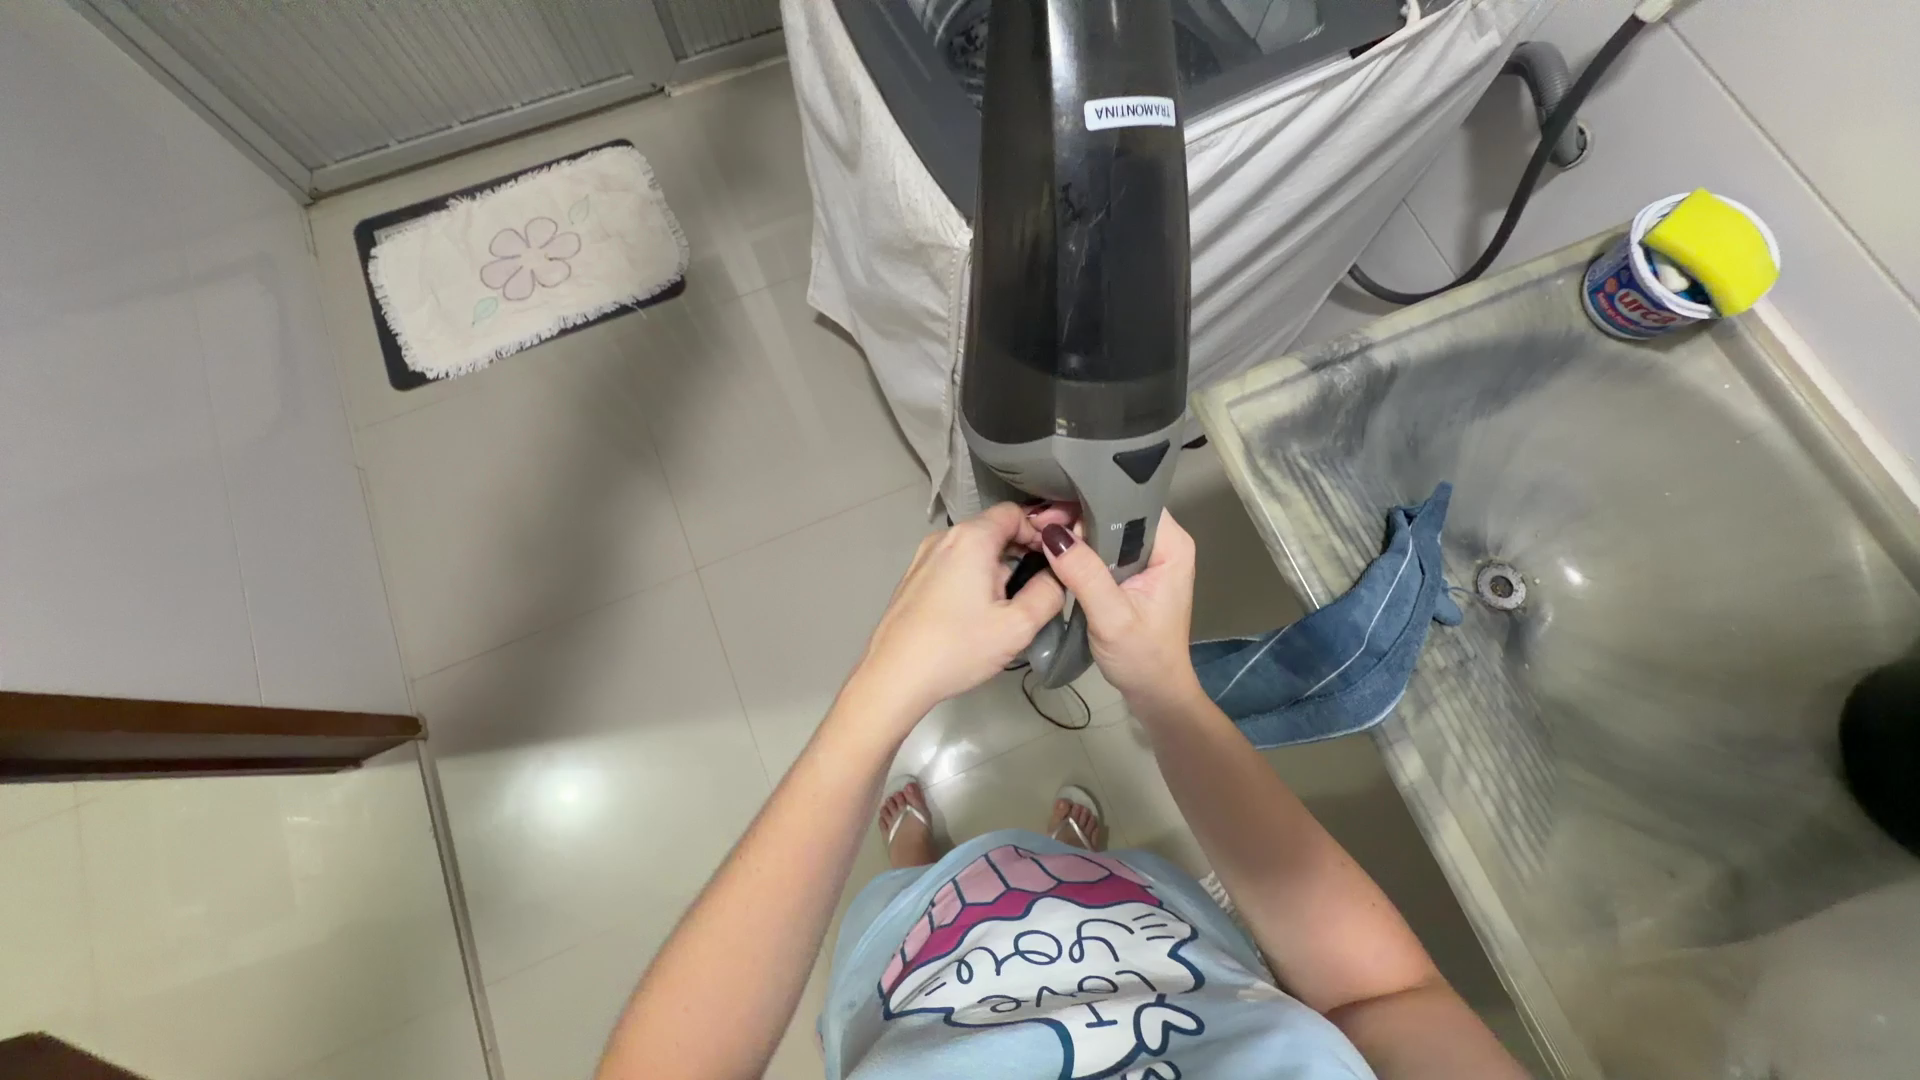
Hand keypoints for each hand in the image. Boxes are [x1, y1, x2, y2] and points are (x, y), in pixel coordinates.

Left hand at [850, 503, 1066, 721]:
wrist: (894, 678)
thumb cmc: (958, 648)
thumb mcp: (1018, 625)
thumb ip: (1049, 592)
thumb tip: (1058, 574)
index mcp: (970, 538)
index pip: (1015, 513)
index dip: (1039, 532)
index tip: (1053, 561)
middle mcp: (944, 538)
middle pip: (993, 530)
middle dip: (1020, 553)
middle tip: (1036, 589)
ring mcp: (923, 558)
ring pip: (972, 550)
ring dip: (996, 569)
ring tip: (1006, 609)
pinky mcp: (912, 579)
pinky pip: (953, 566)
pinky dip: (972, 579)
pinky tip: (975, 615)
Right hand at [1037, 510, 1206, 716]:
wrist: (1154, 691)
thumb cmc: (1143, 657)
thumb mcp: (1112, 617)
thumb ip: (1085, 574)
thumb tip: (1052, 534)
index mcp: (1172, 545)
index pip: (1131, 501)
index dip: (1090, 501)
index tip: (1052, 513)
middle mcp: (1163, 542)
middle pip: (1115, 510)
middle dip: (1075, 515)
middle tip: (1037, 525)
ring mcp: (1147, 555)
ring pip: (1105, 527)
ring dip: (1073, 531)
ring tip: (1039, 534)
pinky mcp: (1131, 569)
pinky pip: (1102, 546)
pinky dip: (1079, 546)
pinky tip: (1053, 549)